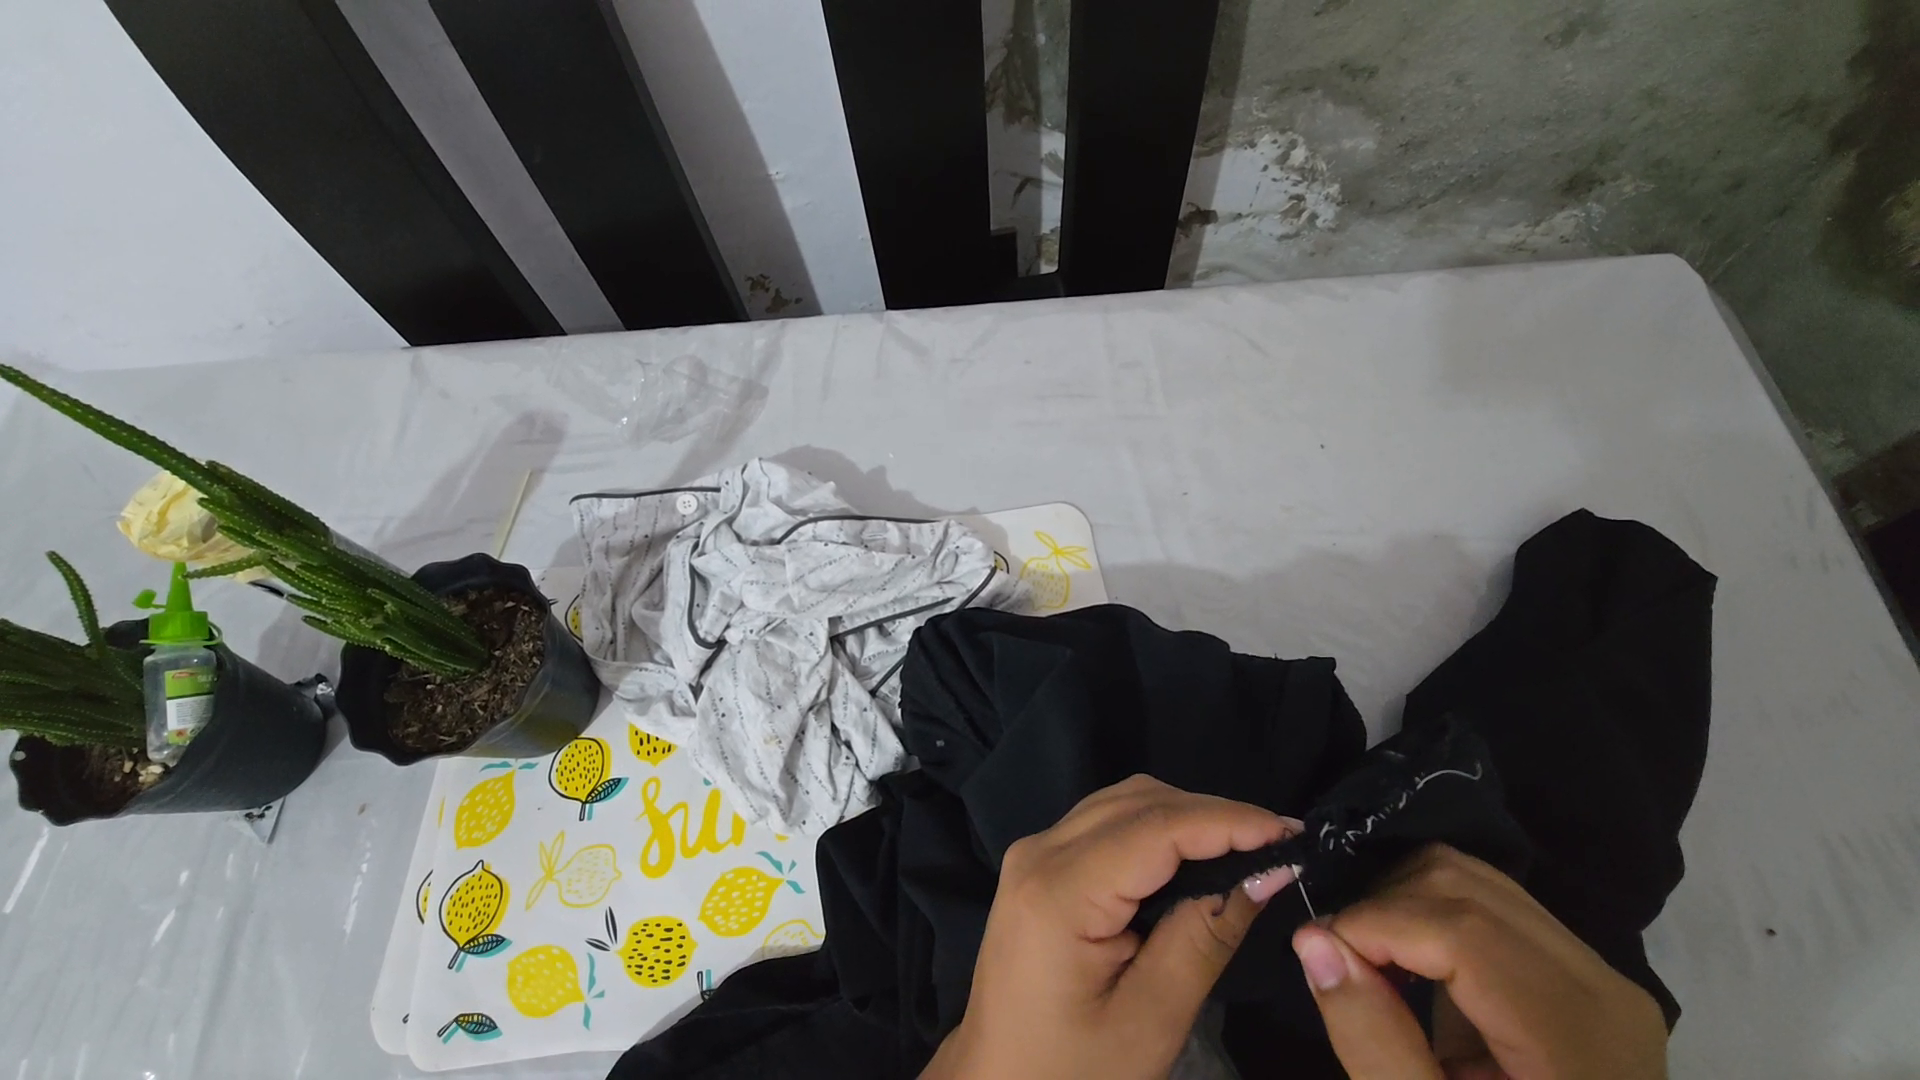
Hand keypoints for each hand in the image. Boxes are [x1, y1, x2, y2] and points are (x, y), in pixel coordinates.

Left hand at [922, 775, 1301, 1079]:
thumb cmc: (1074, 1069)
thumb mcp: (1152, 1017)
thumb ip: (1205, 935)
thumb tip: (1266, 870)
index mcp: (1059, 890)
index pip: (1155, 827)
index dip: (1227, 821)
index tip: (1290, 832)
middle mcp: (1039, 851)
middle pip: (1137, 803)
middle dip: (1211, 815)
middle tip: (1276, 845)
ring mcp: (1034, 851)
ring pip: (1122, 803)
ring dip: (1185, 816)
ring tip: (1244, 849)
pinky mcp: (1038, 862)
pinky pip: (1106, 822)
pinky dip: (1155, 828)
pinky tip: (1192, 855)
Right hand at [1291, 844, 1667, 1079]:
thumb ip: (1375, 1044)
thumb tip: (1312, 939)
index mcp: (1576, 1034)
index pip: (1460, 928)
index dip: (1374, 924)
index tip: (1321, 958)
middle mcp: (1599, 981)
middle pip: (1459, 883)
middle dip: (1379, 908)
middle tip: (1343, 966)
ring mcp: (1591, 967)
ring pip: (1466, 875)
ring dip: (1396, 903)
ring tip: (1372, 965)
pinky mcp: (1573, 964)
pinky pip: (1481, 896)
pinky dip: (1422, 909)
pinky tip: (1408, 965)